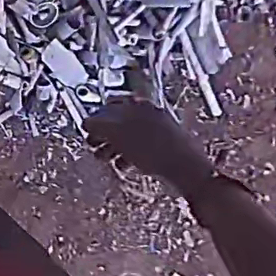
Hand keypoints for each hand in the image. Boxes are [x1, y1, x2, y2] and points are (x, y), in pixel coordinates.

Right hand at [85, 99, 214, 194]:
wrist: (188, 171)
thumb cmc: (156, 150)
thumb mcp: (118, 136)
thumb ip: (99, 126)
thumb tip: (87, 122)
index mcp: (139, 105)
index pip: (110, 105)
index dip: (96, 118)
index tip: (87, 129)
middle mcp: (150, 113)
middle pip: (119, 120)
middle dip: (105, 134)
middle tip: (94, 144)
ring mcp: (160, 130)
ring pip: (129, 135)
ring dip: (115, 146)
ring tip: (106, 158)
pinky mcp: (166, 147)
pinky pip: (141, 146)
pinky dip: (129, 154)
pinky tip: (125, 164)